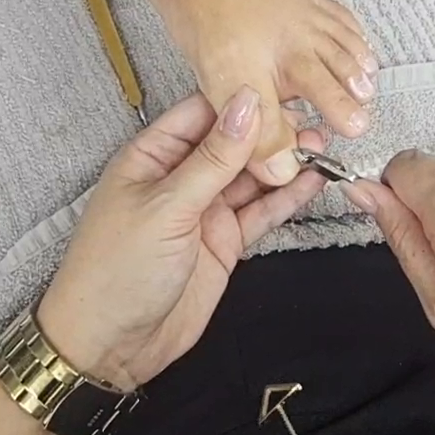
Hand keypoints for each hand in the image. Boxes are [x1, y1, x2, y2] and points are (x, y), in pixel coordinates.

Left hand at [37, 88, 329, 390]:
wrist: (110, 347)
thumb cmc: (118, 268)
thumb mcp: (167, 206)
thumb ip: (213, 158)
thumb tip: (245, 101)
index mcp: (153, 155)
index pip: (203, 112)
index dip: (243, 99)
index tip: (286, 87)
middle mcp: (181, 176)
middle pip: (232, 143)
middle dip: (272, 132)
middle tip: (316, 120)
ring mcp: (204, 209)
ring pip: (251, 177)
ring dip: (284, 163)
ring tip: (325, 145)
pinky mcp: (223, 241)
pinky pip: (259, 213)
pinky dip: (286, 199)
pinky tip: (313, 181)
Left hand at [70, 0, 376, 187]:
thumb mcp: (227, 75)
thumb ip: (258, 128)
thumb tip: (285, 173)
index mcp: (292, 52)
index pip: (324, 95)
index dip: (338, 117)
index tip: (353, 136)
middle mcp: (298, 26)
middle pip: (334, 61)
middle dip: (350, 88)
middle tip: (365, 109)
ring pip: (331, 32)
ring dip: (349, 55)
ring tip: (366, 73)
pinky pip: (316, 4)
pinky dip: (334, 18)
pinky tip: (331, 20)